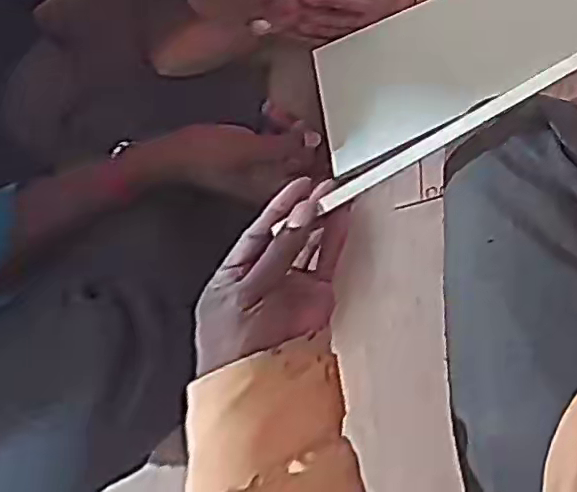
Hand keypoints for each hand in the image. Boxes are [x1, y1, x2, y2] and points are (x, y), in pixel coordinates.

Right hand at [129, 103, 322, 203]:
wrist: (168, 154)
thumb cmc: (204, 154)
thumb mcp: (252, 147)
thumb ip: (286, 147)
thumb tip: (313, 143)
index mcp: (273, 189)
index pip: (315, 181)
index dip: (326, 160)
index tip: (331, 139)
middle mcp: (271, 185)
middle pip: (306, 163)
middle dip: (306, 139)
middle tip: (298, 123)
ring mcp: (262, 173)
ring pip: (292, 151)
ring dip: (290, 131)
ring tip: (278, 115)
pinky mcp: (253, 160)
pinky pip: (277, 144)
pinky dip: (277, 130)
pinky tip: (269, 115)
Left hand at [195, 176, 346, 376]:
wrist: (255, 390)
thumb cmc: (233, 348)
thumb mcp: (247, 293)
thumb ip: (279, 252)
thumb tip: (302, 212)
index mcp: (234, 275)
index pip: (260, 232)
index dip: (280, 207)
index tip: (299, 185)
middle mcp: (264, 277)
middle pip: (288, 234)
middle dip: (305, 210)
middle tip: (324, 187)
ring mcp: (291, 286)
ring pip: (311, 244)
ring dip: (324, 220)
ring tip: (337, 195)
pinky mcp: (315, 296)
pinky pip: (327, 260)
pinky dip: (337, 237)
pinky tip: (343, 217)